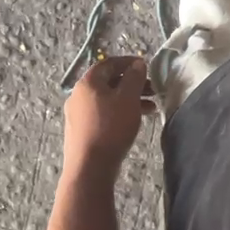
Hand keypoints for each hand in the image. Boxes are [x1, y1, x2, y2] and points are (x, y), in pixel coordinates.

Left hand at [63, 57, 149, 175]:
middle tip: (152, 88)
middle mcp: (78, 95)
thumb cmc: (111, 127)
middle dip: (132, 83)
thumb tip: (138, 64)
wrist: (90, 168)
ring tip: (150, 108)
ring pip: (107, 99)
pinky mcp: (81, 131)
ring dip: (129, 99)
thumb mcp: (128, 98)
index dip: (129, 62)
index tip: (146, 66)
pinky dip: (119, 111)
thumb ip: (134, 77)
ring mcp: (78, 114)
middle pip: (108, 82)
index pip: (108, 63)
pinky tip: (134, 121)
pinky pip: (103, 113)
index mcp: (88, 83)